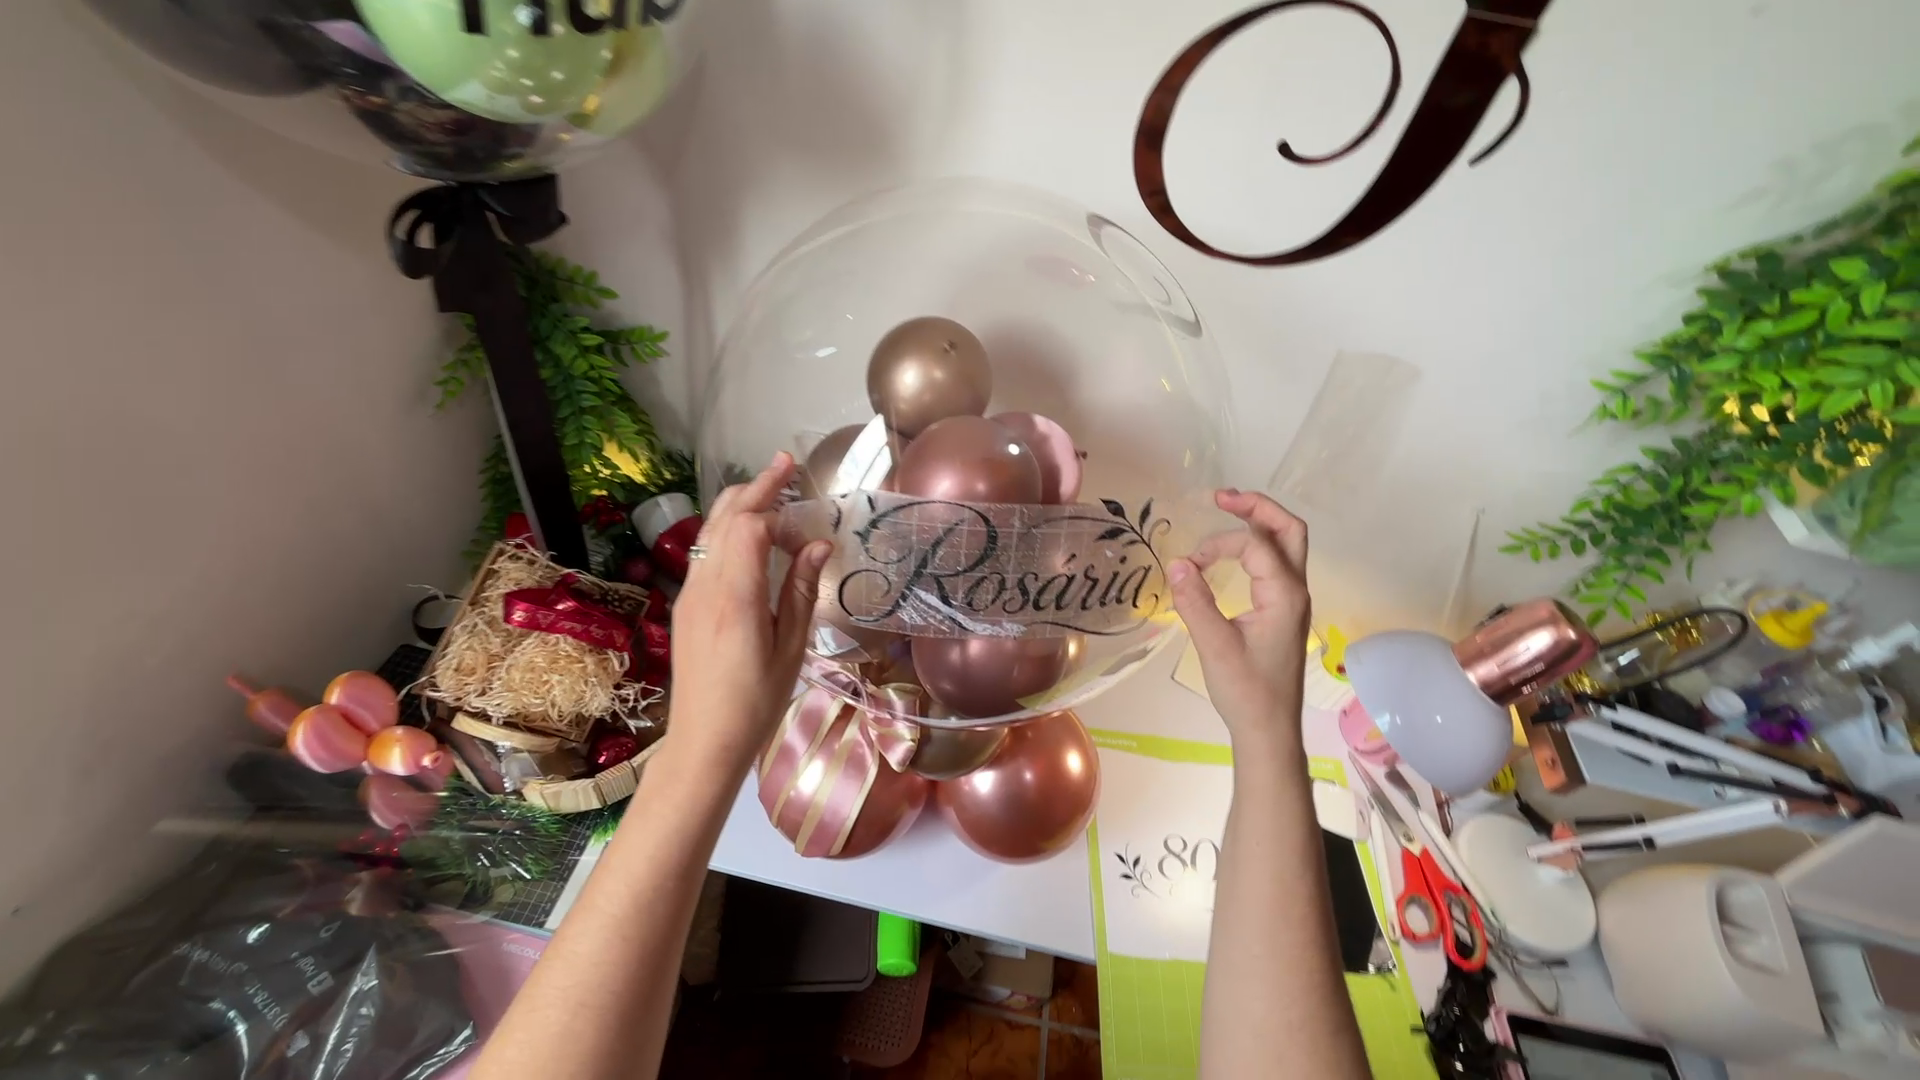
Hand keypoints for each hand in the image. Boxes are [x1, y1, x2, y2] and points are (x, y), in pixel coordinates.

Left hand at [665, 452, 830, 772]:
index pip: (747, 526)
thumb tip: (819, 544)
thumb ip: (800, 591)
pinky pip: (704, 554)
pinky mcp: (685, 607)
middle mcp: (705, 587)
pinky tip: (749, 537)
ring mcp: (689, 595)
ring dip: (738, 506)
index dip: (773, 503)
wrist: (703, 741)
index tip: (800, 492)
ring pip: (708, 533)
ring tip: (768, 491)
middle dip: (753, 487)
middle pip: (723, 518)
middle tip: (784, 465)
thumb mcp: (791, 649)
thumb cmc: (756, 703)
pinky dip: (727, 532)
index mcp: (735, 597)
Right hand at [1166, 490, 1311, 745]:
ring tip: (1227, 510)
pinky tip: (1232, 554)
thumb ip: (1194, 602)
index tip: (1187, 564)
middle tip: (1222, 497)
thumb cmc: (1245, 690)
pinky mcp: (1283, 612)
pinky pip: (1276, 565)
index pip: (1253, 545)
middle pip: (1288, 530)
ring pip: (1287, 546)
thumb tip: (1176, 563)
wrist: (1268, 730)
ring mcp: (1292, 602)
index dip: (1217, 544)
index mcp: (1284, 595)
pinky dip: (1256, 547)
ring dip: (1259, 524)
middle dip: (1257, 508)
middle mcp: (1295, 591)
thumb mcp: (1214, 646)